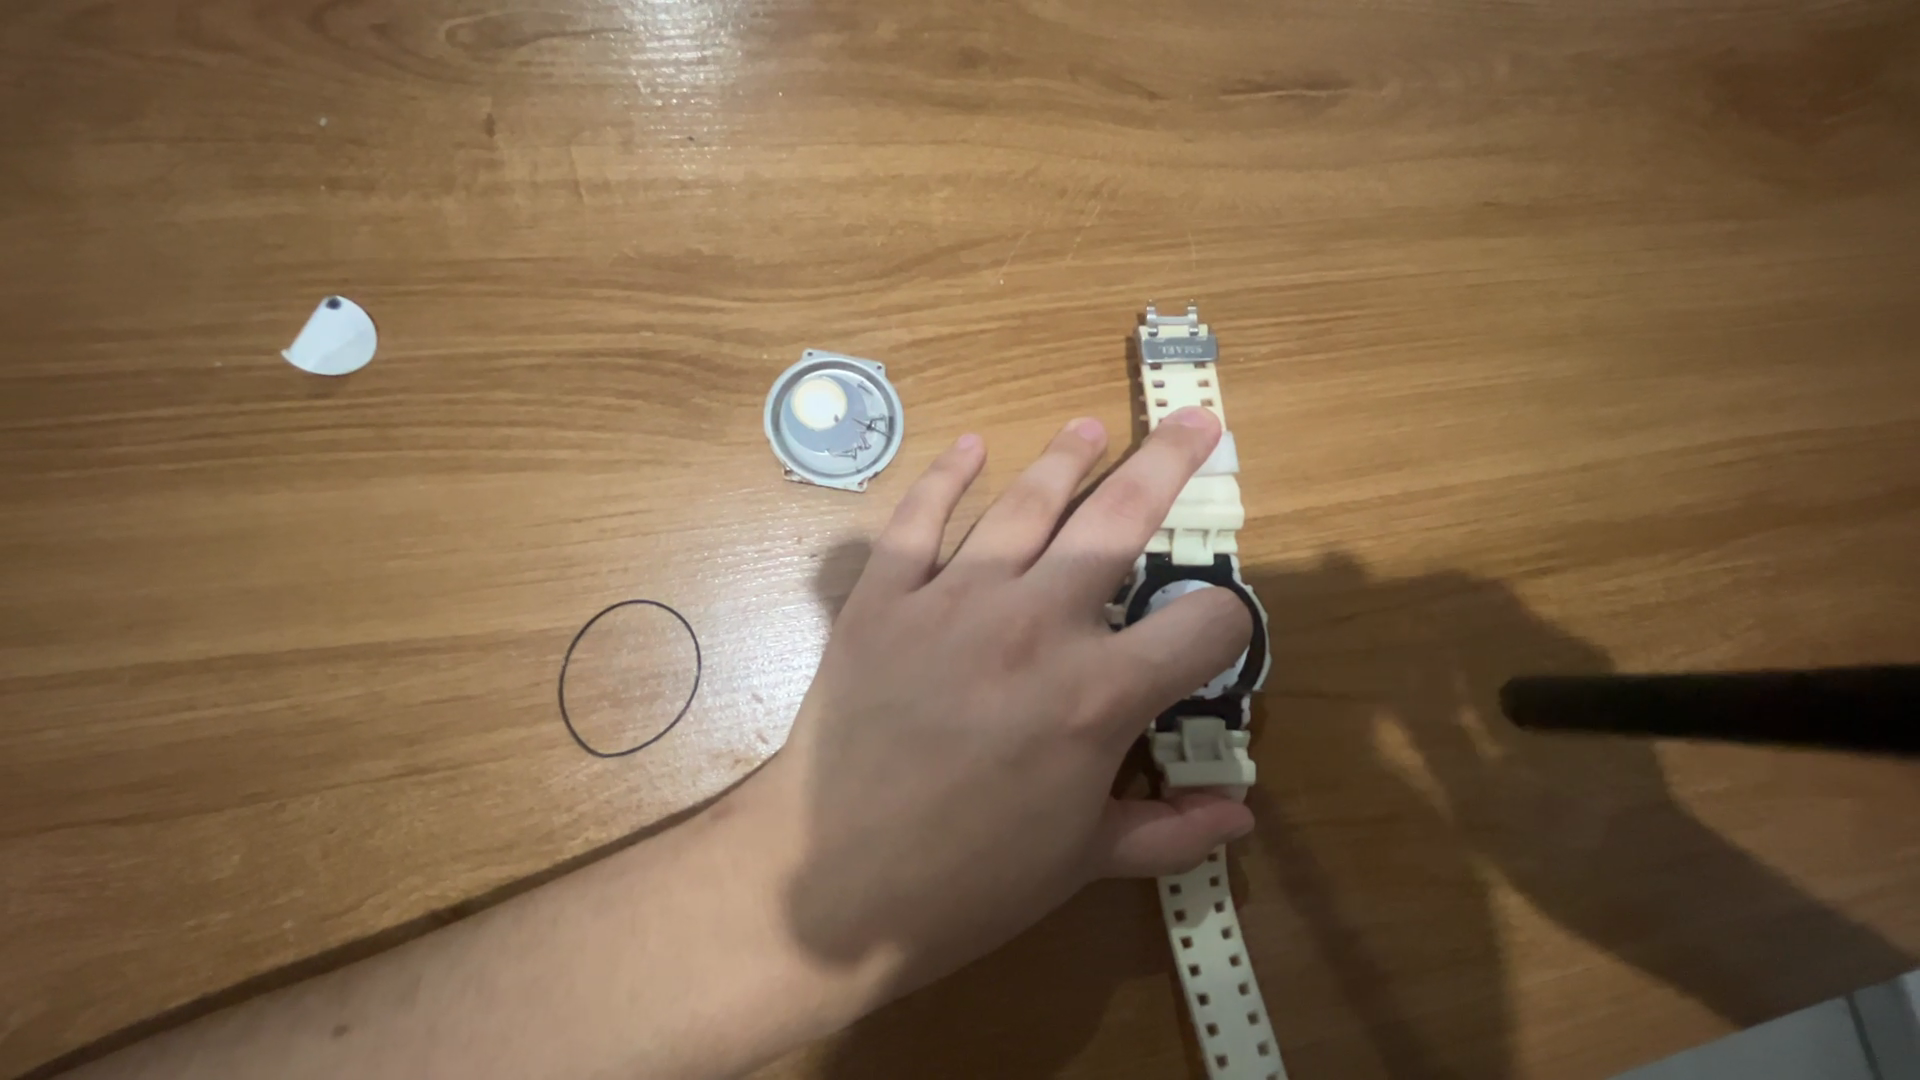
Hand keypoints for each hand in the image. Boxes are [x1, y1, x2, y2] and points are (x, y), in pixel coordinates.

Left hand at [733, 406, 1254, 1005]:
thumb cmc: (969, 882)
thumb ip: (1170, 830)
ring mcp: (953, 601)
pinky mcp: (884, 598)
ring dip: (1065, 459)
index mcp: (1098, 694)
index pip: (1206, 623)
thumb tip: (1242, 812)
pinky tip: (968, 447)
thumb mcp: (1082, 862)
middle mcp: (1036, 625)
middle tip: (1195, 422)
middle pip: (1119, 521)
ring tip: (1089, 428)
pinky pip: (917, 520)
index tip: (1215, 632)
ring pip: (1024, 506)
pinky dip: (943, 477)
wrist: (831, 882)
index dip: (1228, 624)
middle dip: (1167, 465)